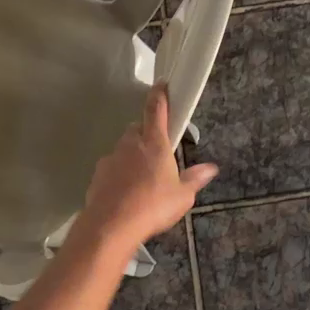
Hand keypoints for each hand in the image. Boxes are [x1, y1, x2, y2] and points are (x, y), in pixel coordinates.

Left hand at [76, 84, 218, 248]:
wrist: (110, 225)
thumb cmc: (152, 206)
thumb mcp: (182, 196)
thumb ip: (194, 179)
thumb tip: (210, 168)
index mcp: (154, 143)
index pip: (156, 110)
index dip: (160, 95)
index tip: (161, 84)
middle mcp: (131, 144)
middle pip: (138, 128)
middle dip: (147, 133)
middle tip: (158, 150)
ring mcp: (112, 158)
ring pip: (124, 147)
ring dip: (133, 154)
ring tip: (142, 177)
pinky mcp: (98, 174)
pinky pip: (112, 166)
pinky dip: (119, 172)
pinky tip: (126, 191)